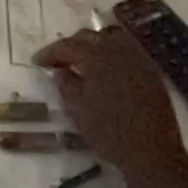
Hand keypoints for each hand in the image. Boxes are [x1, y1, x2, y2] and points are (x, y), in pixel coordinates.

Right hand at [33, 27, 187, 187]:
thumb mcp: (78, 110)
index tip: (36, 63)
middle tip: (57, 62)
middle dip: (69, 46)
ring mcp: (138, 58)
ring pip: (111, 37)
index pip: (67, 46)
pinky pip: (128, 48)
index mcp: (96, 59)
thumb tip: (59, 71)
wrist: (151, 150)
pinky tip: (106, 68)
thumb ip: (66, 85)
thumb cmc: (109, 133)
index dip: (49, 53)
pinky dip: (111, 51)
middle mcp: (118, 51)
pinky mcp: (150, 69)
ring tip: (83, 60)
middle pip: (89, 36)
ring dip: (93, 44)